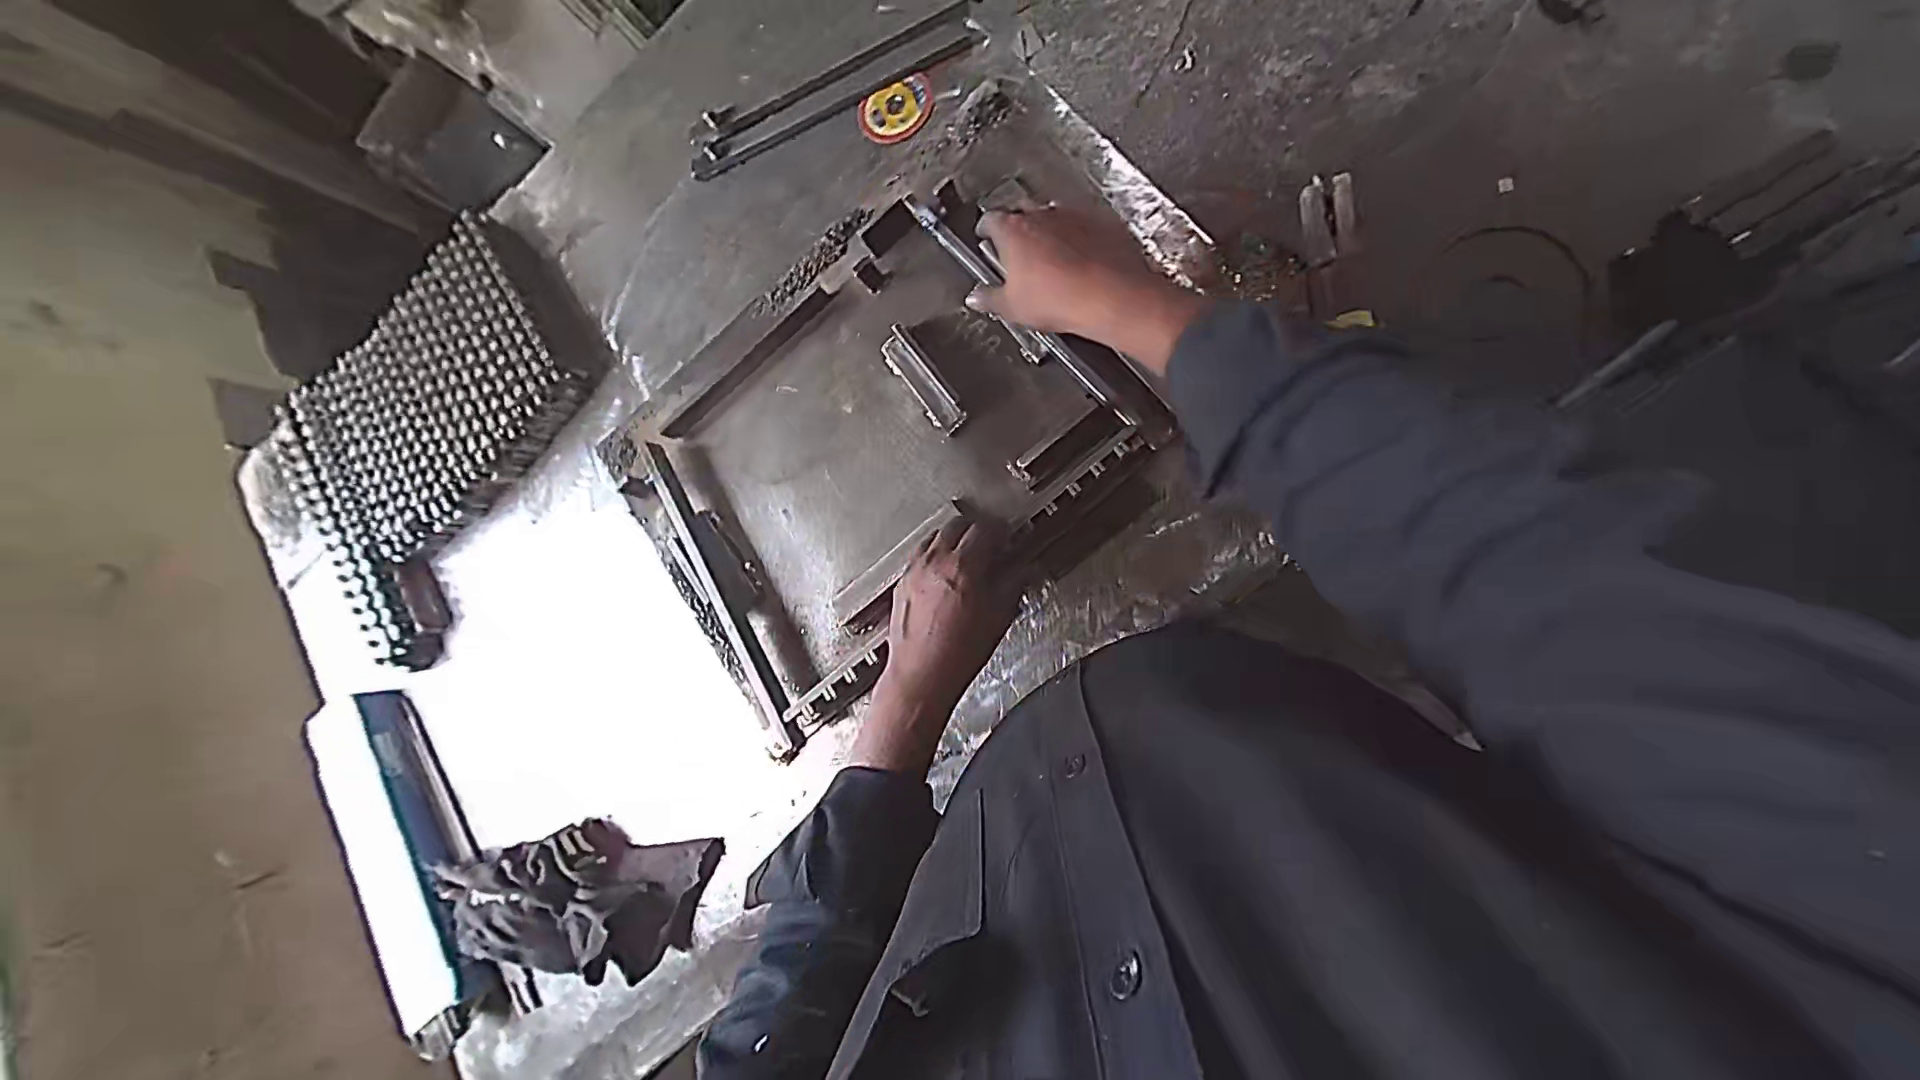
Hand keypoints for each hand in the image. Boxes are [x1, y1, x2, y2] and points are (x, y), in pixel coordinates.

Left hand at [848, 518, 1024, 775]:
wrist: (921, 676)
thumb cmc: (957, 653)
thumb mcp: (999, 616)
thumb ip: (1012, 583)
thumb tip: (1020, 568)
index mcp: (963, 567)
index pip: (985, 529)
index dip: (1001, 531)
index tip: (1007, 539)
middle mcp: (935, 562)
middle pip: (957, 525)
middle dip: (976, 530)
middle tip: (988, 543)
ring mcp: (914, 571)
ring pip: (935, 536)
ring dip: (953, 539)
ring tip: (965, 555)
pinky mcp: (902, 583)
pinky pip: (919, 555)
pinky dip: (933, 555)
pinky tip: (943, 572)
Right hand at [970, 205, 1210, 374]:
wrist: (1109, 296)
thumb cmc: (1060, 299)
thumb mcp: (1012, 308)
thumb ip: (990, 298)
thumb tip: (978, 297)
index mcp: (1014, 230)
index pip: (990, 220)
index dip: (985, 229)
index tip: (985, 235)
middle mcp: (1044, 214)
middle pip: (1022, 212)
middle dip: (1018, 229)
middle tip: (1017, 252)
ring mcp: (1075, 215)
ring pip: (1056, 218)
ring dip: (1051, 234)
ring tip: (1052, 262)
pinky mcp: (1103, 223)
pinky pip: (1085, 226)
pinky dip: (1080, 239)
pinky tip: (1081, 262)